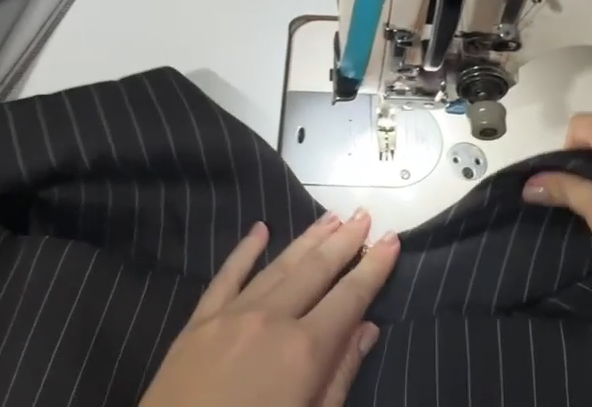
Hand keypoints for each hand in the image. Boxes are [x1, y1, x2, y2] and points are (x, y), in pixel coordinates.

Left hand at [141, 211, 399, 406]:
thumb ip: (339, 377)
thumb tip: (366, 330)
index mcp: (303, 351)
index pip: (349, 298)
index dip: (373, 268)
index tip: (393, 239)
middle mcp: (271, 320)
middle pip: (316, 271)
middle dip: (344, 242)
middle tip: (364, 215)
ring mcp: (231, 315)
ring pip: (278, 266)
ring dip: (307, 240)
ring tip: (330, 218)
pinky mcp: (198, 322)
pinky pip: (227, 276)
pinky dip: (245, 251)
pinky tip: (260, 230)